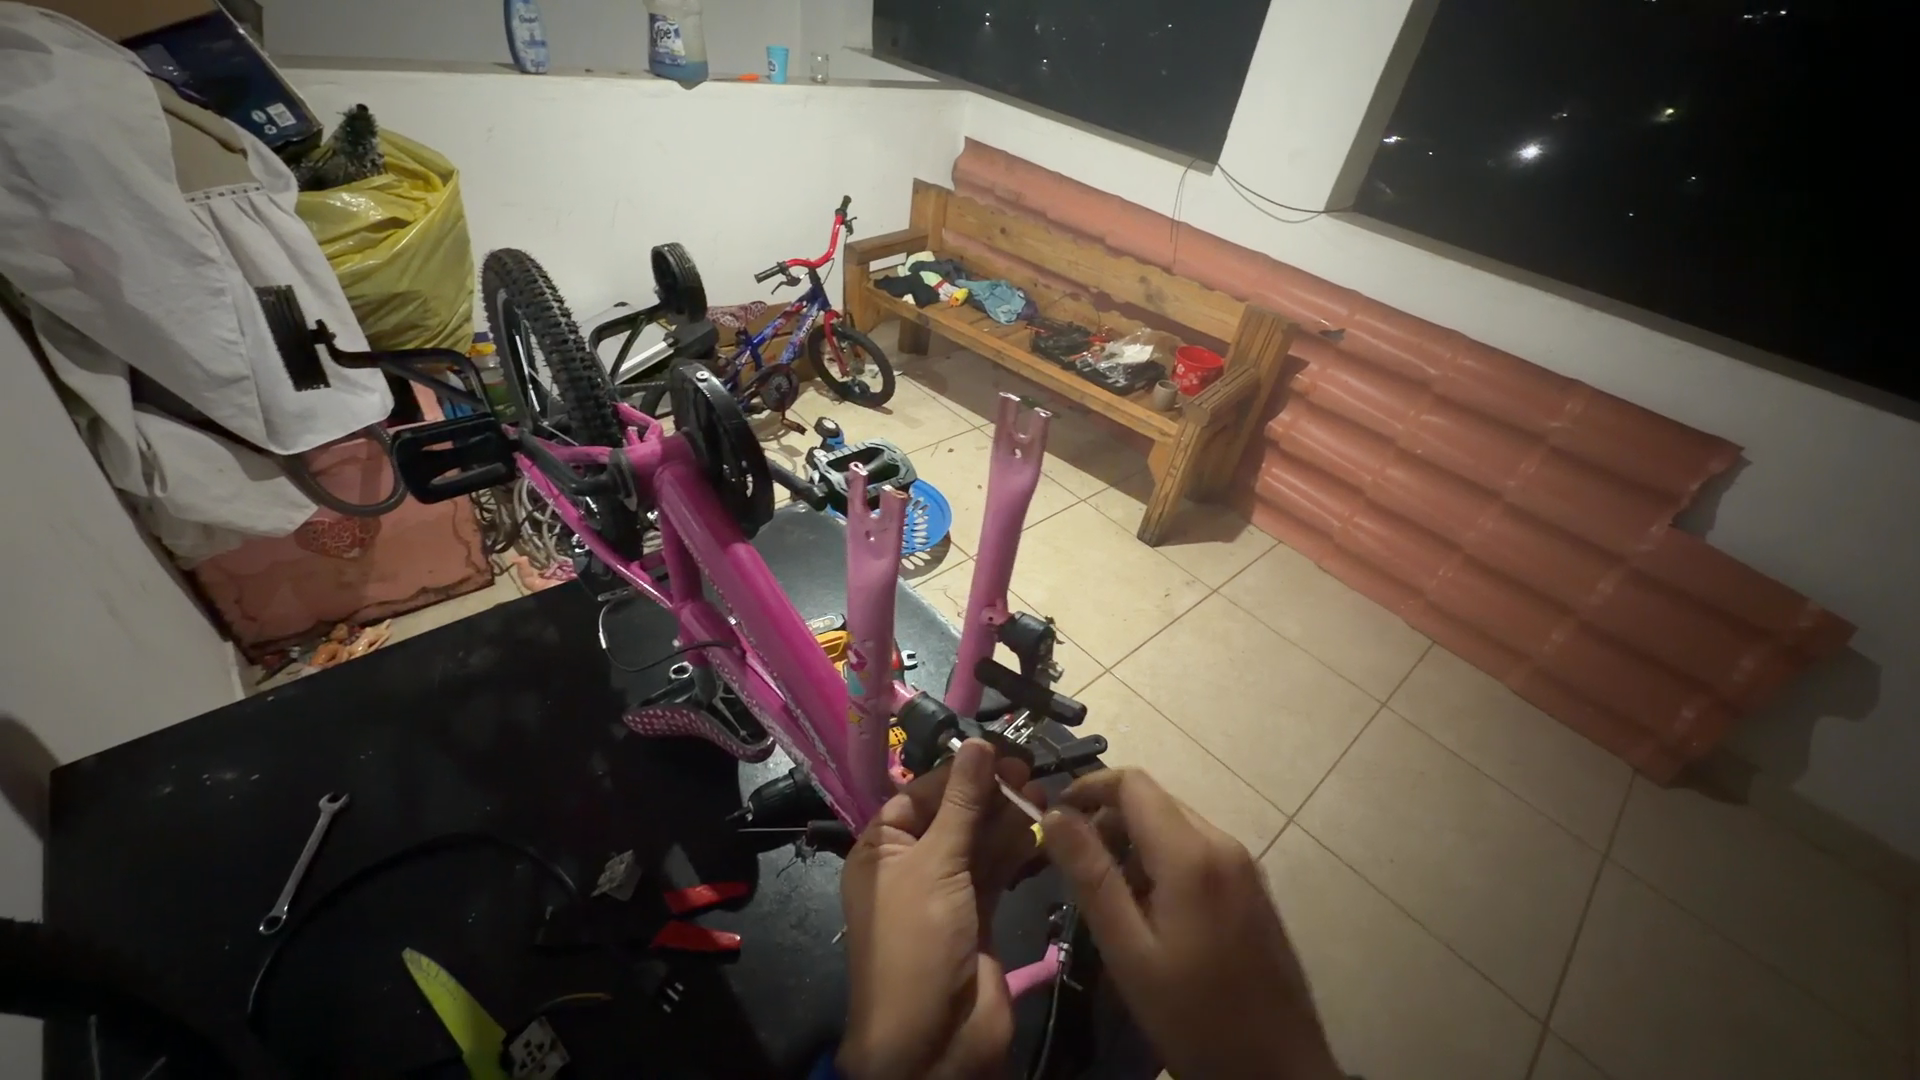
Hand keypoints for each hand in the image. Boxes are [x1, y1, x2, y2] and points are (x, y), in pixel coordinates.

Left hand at [837, 740, 1045, 1079]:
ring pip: (979, 840)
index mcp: (882, 849)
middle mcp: (912, 864)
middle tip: (1028, 770)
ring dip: (1008, 816)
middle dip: (988, 792)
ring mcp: (947, 890)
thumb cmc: (918, 940)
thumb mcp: (936, 863)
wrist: (933, 1041)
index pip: (920, 793)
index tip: (998, 751)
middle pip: (953, 814)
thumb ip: (962, 802)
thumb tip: (978, 743)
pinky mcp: (978, 911)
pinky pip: (996, 868)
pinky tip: (1040, 826)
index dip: (958, 772)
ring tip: (1041, 792)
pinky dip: (1016, 847)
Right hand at [1043, 769, 1342, 1079]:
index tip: (1055, 819)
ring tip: (1111, 898)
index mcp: (1191, 853)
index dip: (1088, 787)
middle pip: (1153, 800)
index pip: (1132, 783)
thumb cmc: (1194, 1016)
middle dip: (1107, 819)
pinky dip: (1161, 859)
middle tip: (1077, 869)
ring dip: (1133, 842)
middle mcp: (1223, 843)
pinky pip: (1196, 849)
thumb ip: (1090, 874)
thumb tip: (1053, 814)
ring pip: (1173, 824)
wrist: (1279, 1074)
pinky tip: (1151, 912)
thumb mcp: (1128, 950)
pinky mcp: (1251, 887)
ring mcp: (1243, 864)